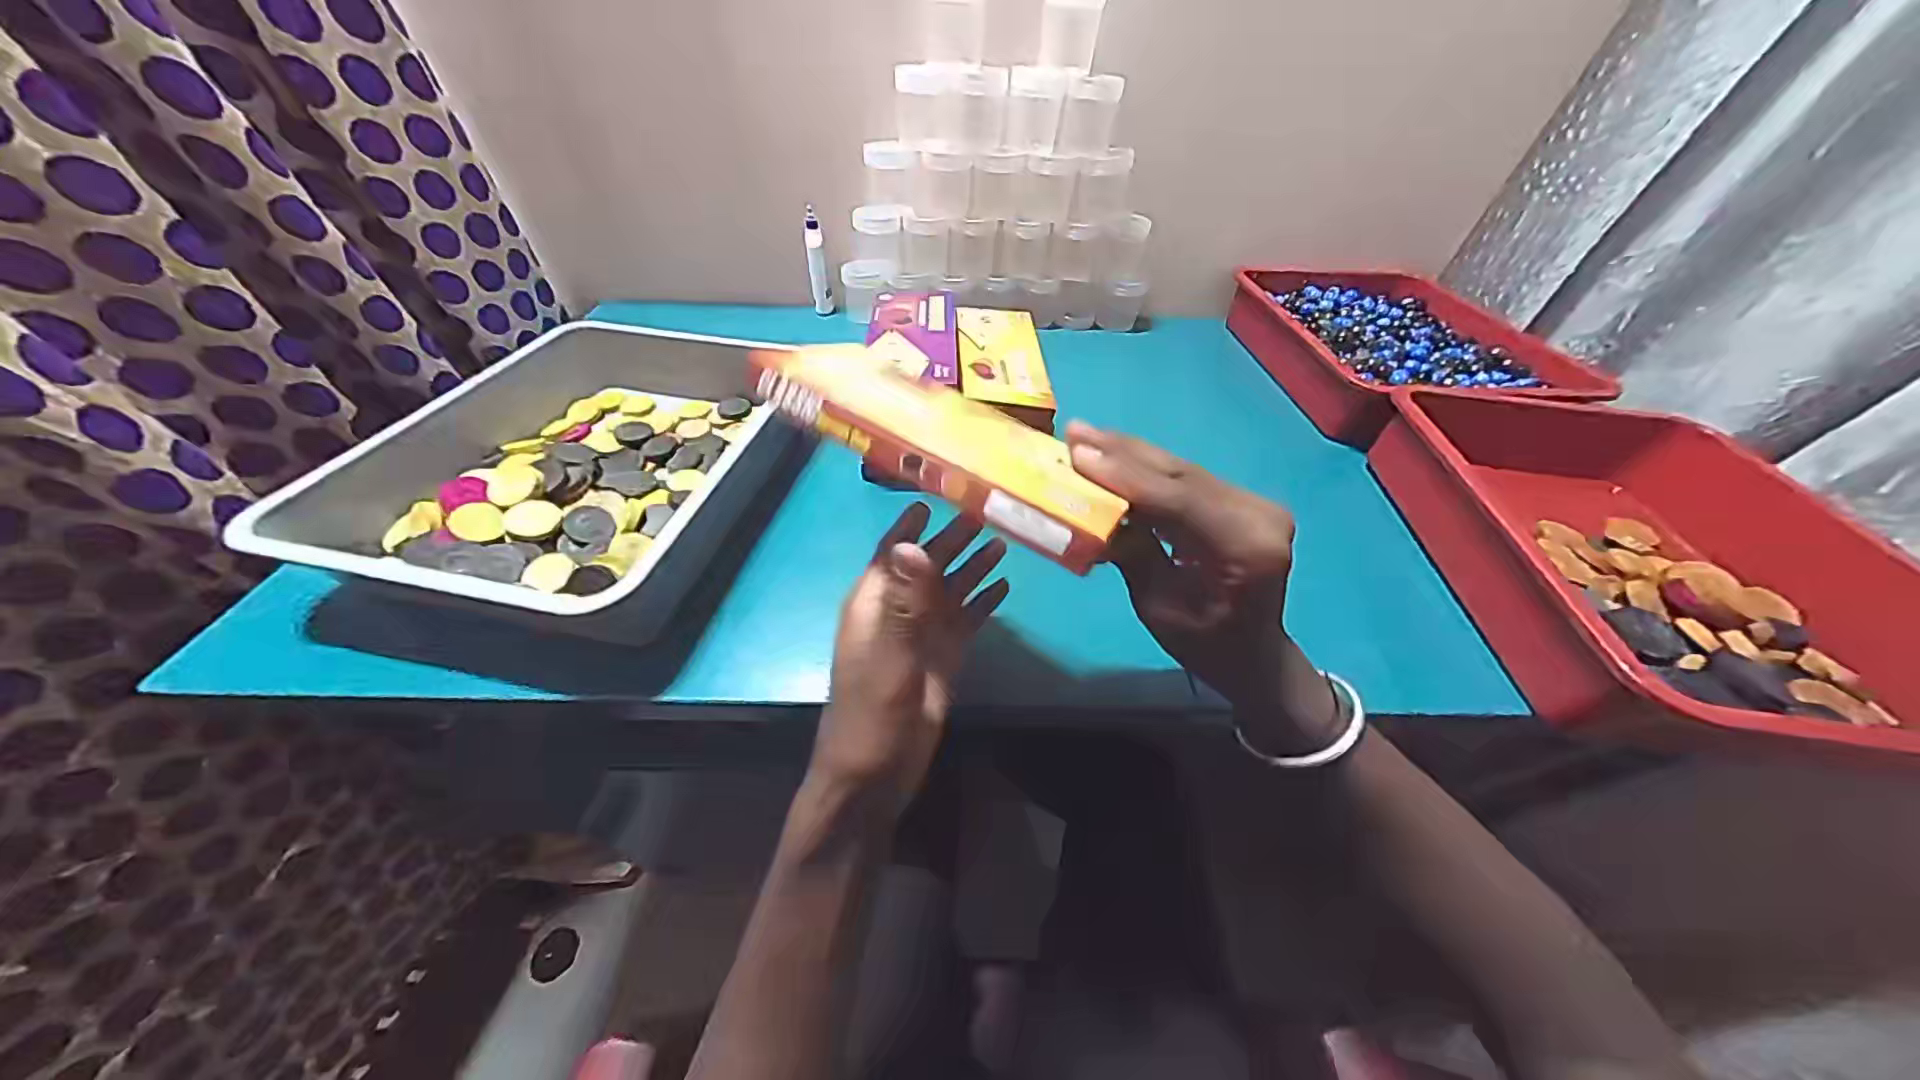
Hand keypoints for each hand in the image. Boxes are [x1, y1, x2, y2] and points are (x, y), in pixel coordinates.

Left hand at [817, 503, 1009, 816]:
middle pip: (928, 564)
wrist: (877, 772)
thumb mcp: (889, 653)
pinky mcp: (944, 655)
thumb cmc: (872, 711)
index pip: (892, 550)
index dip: (911, 522)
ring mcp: (924, 633)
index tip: (938, 492)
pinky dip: (983, 602)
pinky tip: (1004, 588)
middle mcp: (900, 610)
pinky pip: (966, 620)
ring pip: (951, 589)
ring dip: (973, 566)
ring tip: (1003, 541)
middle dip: (954, 538)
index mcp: (876, 602)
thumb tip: (914, 543)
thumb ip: (903, 600)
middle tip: (988, 511)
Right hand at [1066, 422, 1341, 748]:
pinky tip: (1114, 454)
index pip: (1180, 500)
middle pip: (1180, 475)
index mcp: (1247, 548)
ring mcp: (1253, 504)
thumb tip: (1095, 511)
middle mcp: (1259, 516)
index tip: (1079, 454)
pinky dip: (1146, 470)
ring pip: (1181, 471)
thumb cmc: (1206, 646)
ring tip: (1085, 436)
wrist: (1254, 655)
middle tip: (1075, 432)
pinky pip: (1186, 480)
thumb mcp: (1159, 608)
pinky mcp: (1240, 502)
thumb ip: (1133, 554)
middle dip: (1122, 453)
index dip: (1126, 476)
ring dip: (1130, 454)